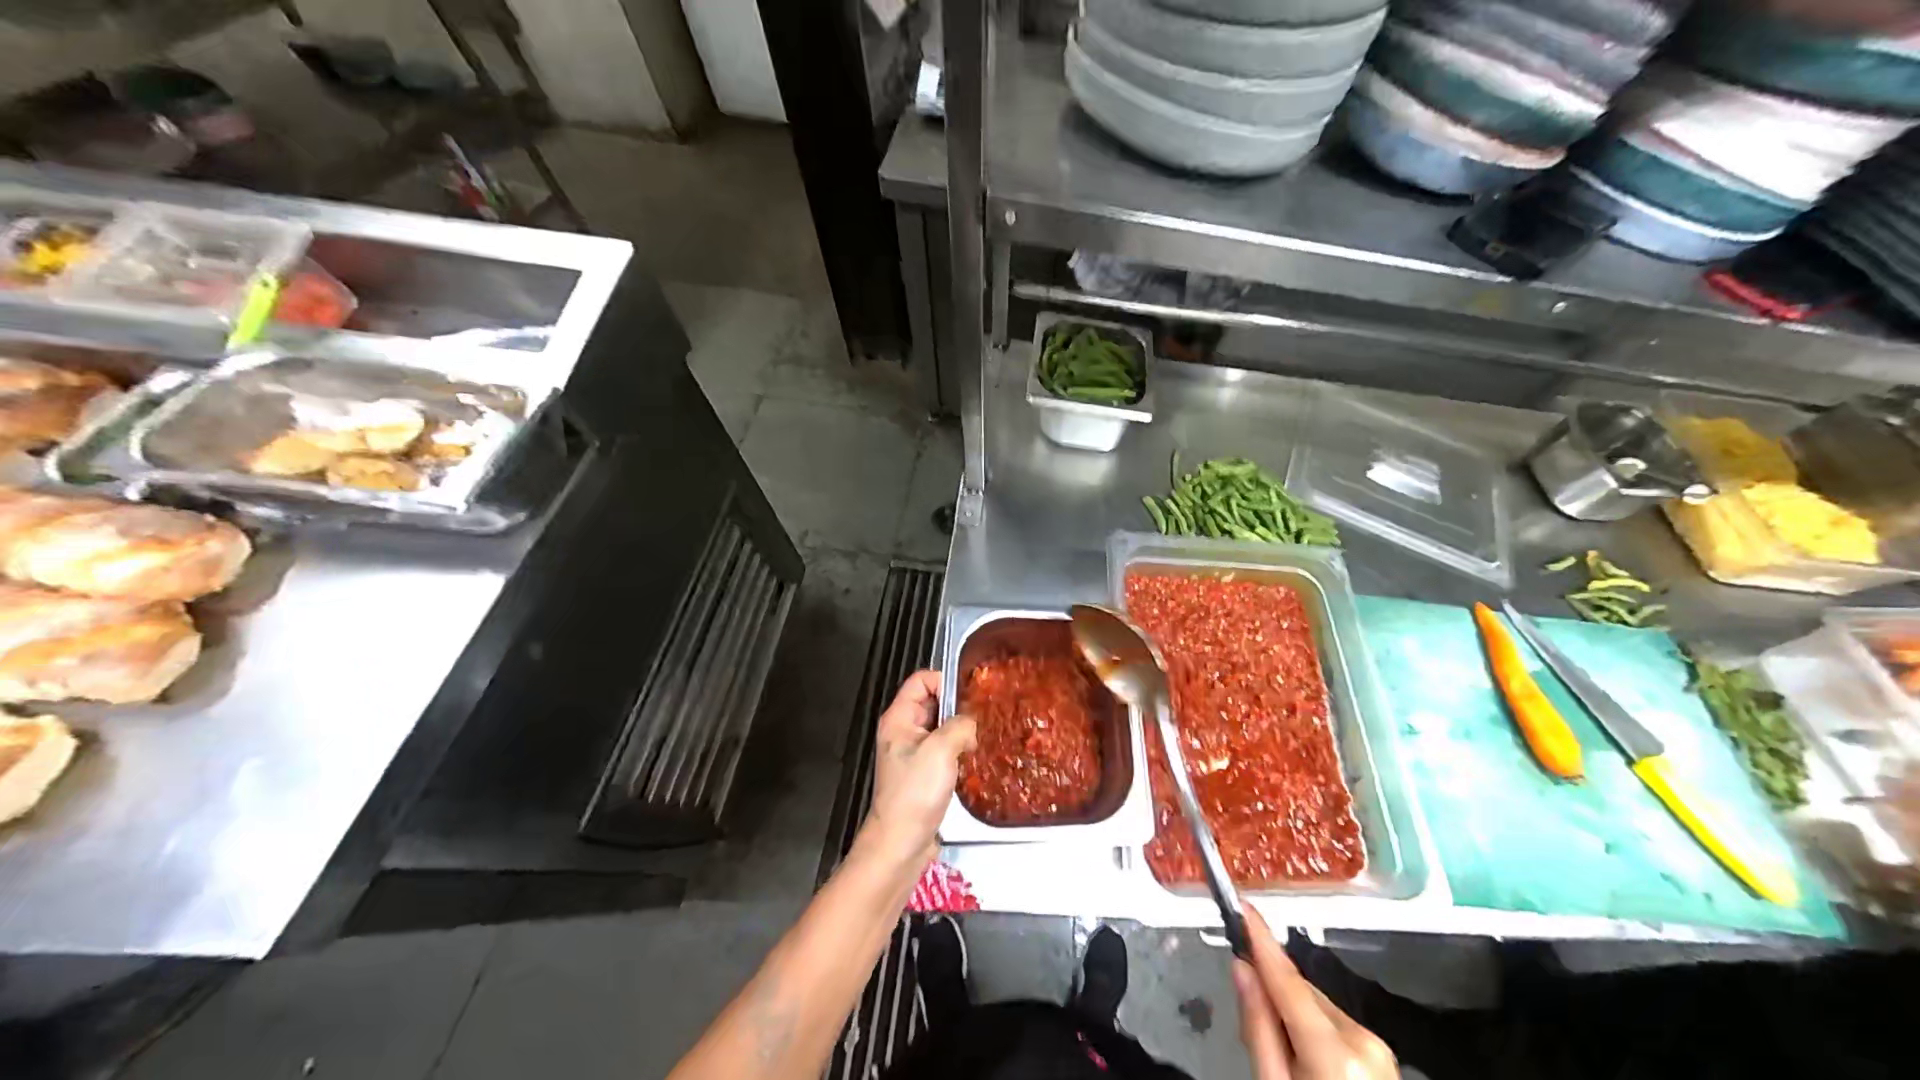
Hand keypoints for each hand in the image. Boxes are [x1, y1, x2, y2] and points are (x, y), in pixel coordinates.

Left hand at [861, 670, 976, 867]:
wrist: (901, 841)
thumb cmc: (914, 792)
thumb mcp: (940, 749)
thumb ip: (960, 726)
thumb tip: (971, 725)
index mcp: (898, 718)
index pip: (920, 681)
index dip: (944, 680)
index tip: (969, 693)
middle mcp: (903, 732)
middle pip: (933, 703)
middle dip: (958, 707)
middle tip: (983, 714)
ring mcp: (913, 754)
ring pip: (942, 729)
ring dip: (961, 731)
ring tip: (983, 736)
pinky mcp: (924, 774)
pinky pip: (945, 752)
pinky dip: (959, 752)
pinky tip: (976, 758)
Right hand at [1232, 907, 1396, 1079]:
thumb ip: (1258, 1029)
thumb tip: (1242, 970)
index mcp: (1333, 1052)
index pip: (1288, 981)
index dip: (1262, 941)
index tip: (1243, 906)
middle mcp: (1363, 1040)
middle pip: (1302, 992)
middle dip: (1273, 992)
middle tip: (1248, 1016)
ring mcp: (1381, 1050)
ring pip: (1318, 1006)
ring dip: (1292, 1011)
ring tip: (1280, 1053)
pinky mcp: (1386, 1059)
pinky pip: (1336, 1025)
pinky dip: (1313, 1028)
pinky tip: (1304, 1057)